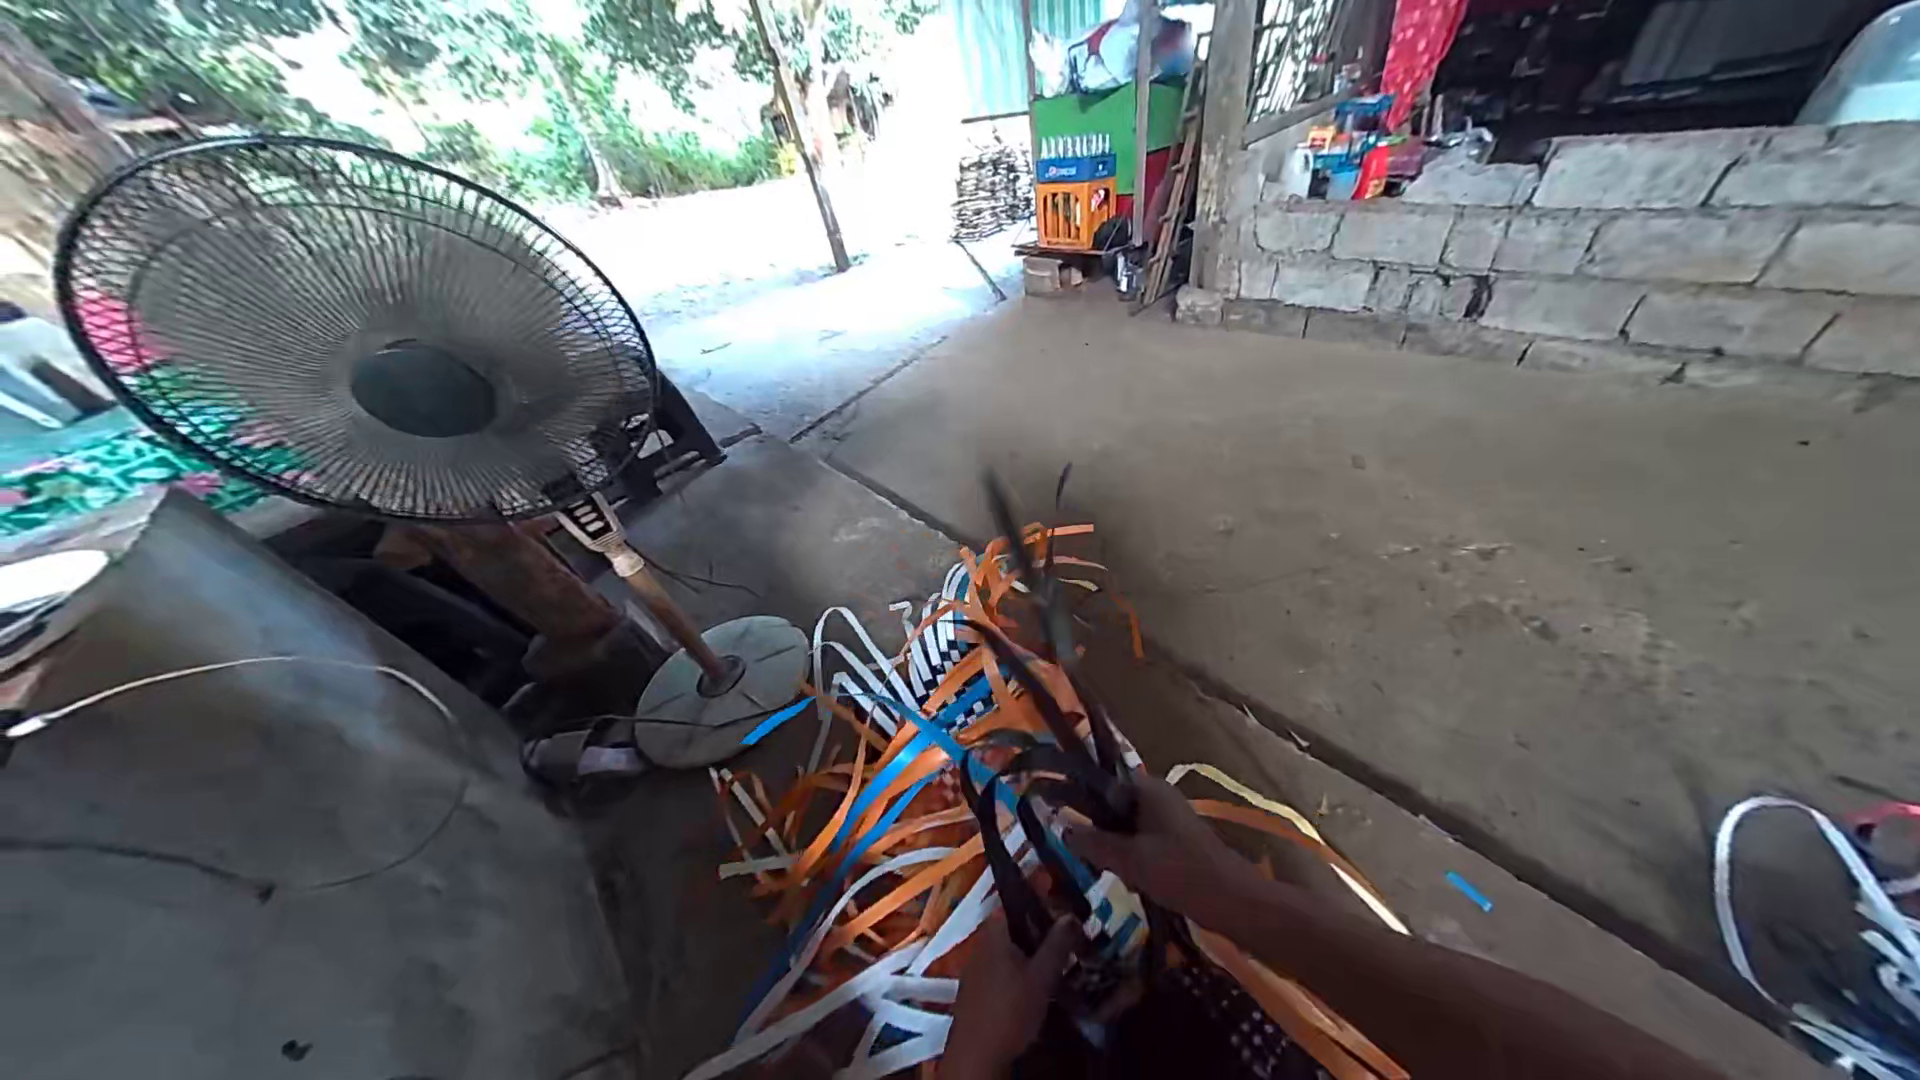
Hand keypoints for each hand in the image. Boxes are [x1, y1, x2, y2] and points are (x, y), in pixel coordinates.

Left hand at [941, 911, 1078, 1079]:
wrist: (975, 1055)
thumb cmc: (1009, 1010)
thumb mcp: (1041, 977)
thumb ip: (1057, 945)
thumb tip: (1071, 915)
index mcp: (996, 929)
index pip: (1017, 898)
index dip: (1038, 893)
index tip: (1060, 898)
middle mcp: (983, 940)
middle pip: (1015, 922)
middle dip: (1040, 924)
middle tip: (1066, 934)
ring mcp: (978, 963)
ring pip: (1010, 945)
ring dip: (1032, 947)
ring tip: (1058, 957)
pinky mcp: (977, 985)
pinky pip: (1003, 963)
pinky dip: (1021, 964)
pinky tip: (1036, 981)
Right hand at [1063, 774, 1257, 915]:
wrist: (1235, 904)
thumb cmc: (1181, 872)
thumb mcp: (1130, 859)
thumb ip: (1093, 843)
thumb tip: (1060, 826)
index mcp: (1148, 788)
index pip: (1103, 782)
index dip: (1083, 800)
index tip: (1069, 824)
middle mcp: (1158, 796)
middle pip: (1113, 806)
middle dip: (1101, 832)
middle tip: (1093, 857)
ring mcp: (1169, 818)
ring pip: (1126, 827)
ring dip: (1117, 849)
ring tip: (1115, 874)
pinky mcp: (1176, 841)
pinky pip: (1142, 841)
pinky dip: (1133, 858)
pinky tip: (1133, 882)